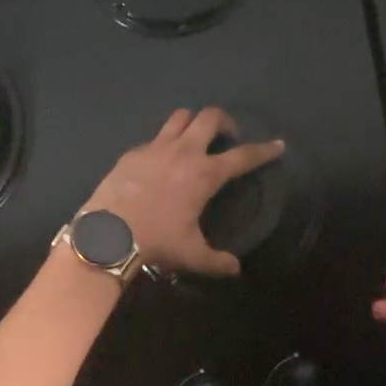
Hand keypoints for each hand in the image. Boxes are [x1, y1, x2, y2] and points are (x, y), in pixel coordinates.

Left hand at [83, 107, 282, 275]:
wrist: (108, 233)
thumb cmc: (156, 242)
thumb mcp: (191, 255)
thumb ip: (217, 261)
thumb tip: (235, 269)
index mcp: (204, 174)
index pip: (243, 156)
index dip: (263, 150)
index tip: (277, 145)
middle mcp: (183, 152)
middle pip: (210, 117)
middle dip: (224, 121)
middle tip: (227, 137)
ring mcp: (155, 148)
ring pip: (180, 117)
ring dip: (193, 122)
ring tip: (195, 138)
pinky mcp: (132, 153)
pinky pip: (154, 137)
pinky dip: (164, 143)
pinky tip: (160, 162)